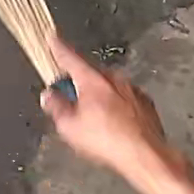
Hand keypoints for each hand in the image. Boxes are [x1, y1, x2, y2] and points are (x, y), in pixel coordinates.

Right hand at [39, 37, 181, 183]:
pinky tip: (112, 127)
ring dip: (98, 99)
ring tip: (93, 123)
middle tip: (70, 103)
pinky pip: (124, 100)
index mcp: (92, 80)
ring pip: (108, 88)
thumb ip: (56, 107)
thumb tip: (48, 97)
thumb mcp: (69, 127)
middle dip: (78, 84)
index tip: (52, 38)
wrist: (143, 154)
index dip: (58, 48)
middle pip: (90, 74)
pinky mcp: (145, 104)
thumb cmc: (107, 140)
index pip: (70, 57)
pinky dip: (115, 109)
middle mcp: (114, 79)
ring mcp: (132, 90)